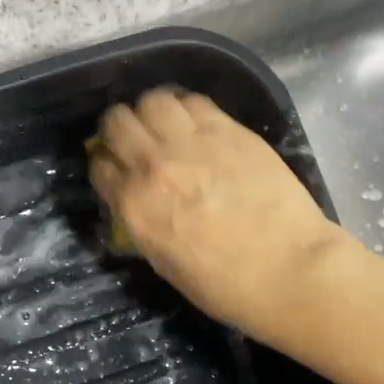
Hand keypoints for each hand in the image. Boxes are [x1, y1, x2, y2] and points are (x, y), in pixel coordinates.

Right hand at [90, 89, 356, 337]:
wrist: (284, 268)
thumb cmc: (219, 282)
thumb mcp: (160, 260)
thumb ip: (140, 221)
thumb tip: (135, 202)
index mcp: (133, 205)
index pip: (99, 167)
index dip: (105, 167)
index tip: (114, 171)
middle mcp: (153, 165)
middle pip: (117, 122)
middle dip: (118, 130)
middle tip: (131, 139)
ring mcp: (192, 142)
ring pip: (153, 101)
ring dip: (151, 111)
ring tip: (163, 125)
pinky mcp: (229, 129)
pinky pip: (194, 102)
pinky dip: (185, 108)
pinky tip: (193, 124)